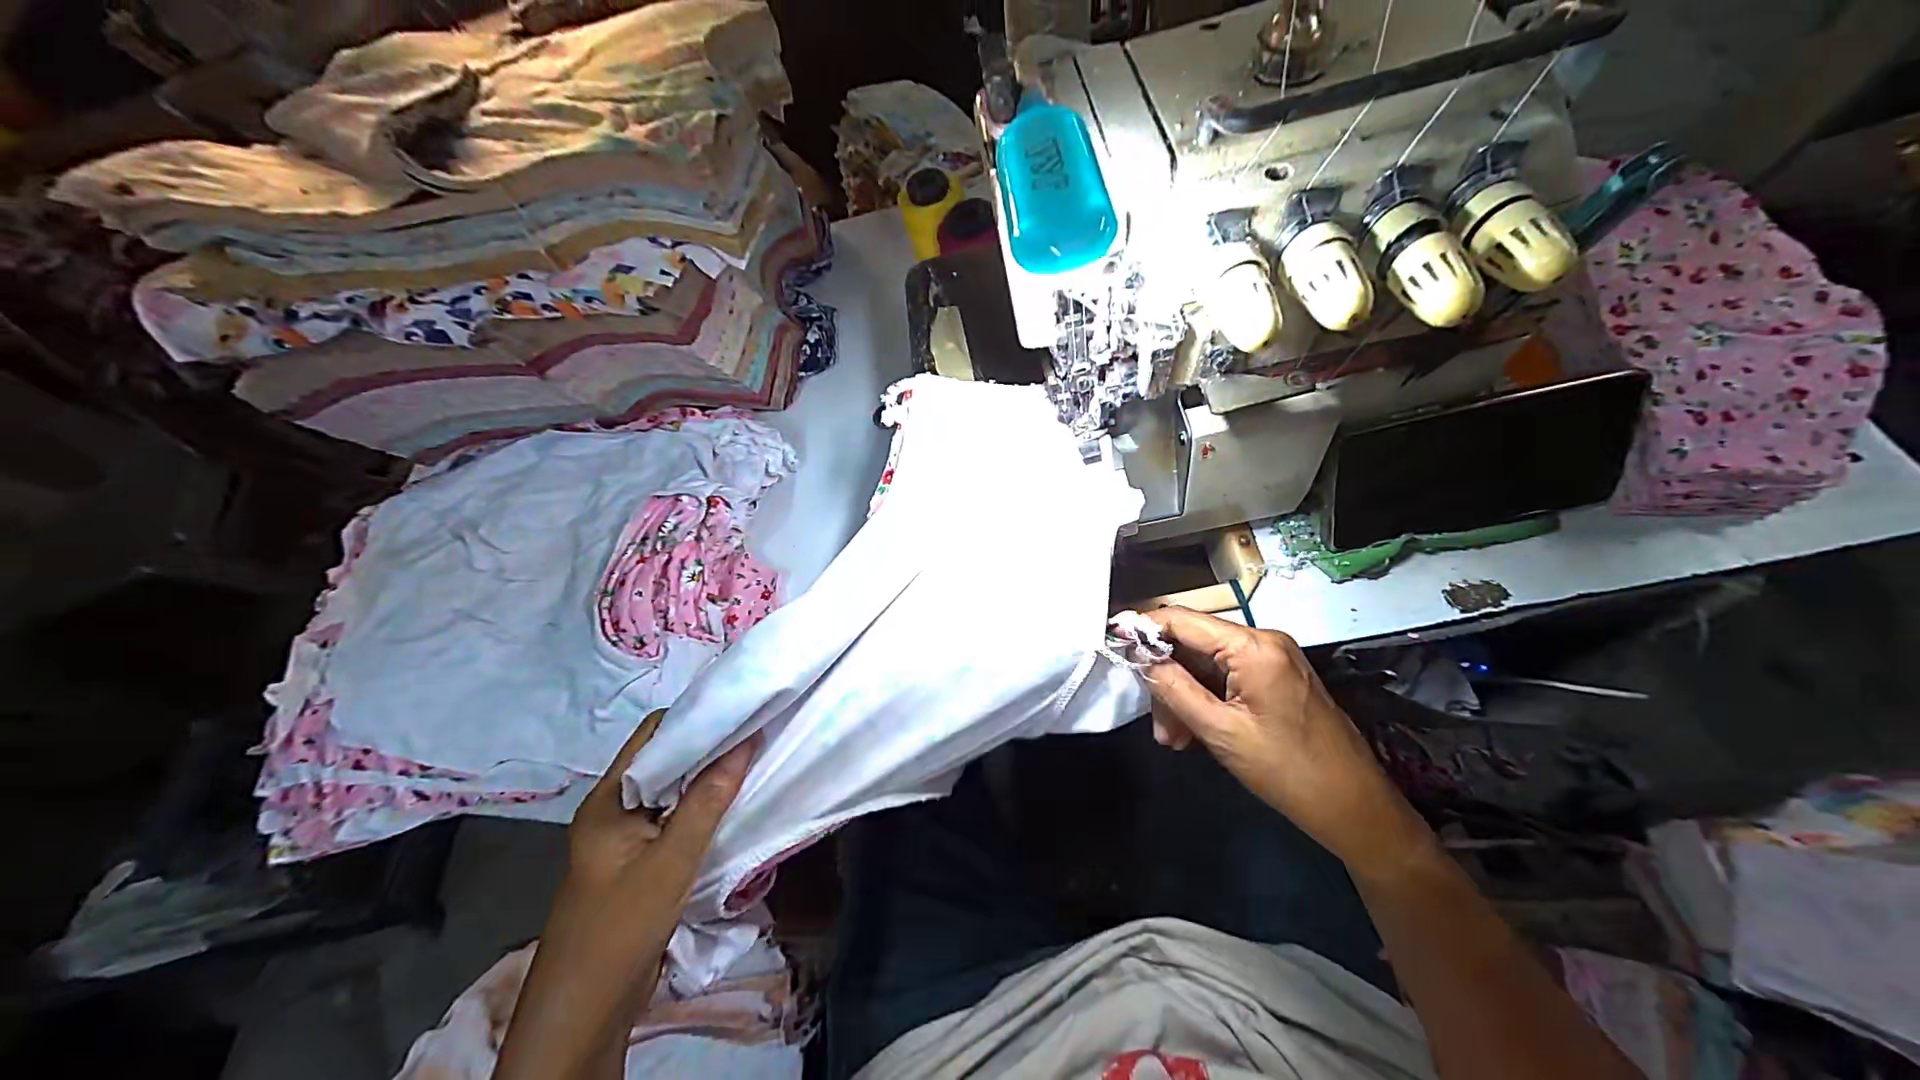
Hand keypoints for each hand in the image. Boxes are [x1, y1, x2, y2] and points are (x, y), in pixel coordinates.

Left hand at [566, 710, 756, 912]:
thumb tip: (744, 741)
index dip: (695, 719)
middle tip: (756, 736)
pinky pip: (674, 823)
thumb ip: (707, 800)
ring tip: (753, 765)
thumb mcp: (670, 861)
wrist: (583, 1012)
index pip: (653, 735)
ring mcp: (625, 839)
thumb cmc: (620, 927)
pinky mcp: (639, 864)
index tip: (741, 712)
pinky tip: (733, 809)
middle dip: (708, 749)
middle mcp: (614, 810)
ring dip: (708, 782)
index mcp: (608, 799)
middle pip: (664, 763)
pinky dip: (703, 812)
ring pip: (672, 794)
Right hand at [1142, 607, 1433, 874]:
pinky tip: (1195, 733)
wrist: (1354, 806)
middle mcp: (1264, 641)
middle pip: (1193, 645)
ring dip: (1184, 698)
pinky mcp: (1275, 678)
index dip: (1143, 628)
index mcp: (1254, 646)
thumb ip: (1174, 688)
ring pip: (1206, 666)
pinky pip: (1226, 679)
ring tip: (1176, 739)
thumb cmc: (1288, 770)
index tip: (1112, 641)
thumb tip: (1140, 657)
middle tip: (1157, 723)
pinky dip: (1205, 702)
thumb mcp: (1220, 731)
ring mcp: (1272, 659)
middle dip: (1167, 680)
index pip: (1182, 619)